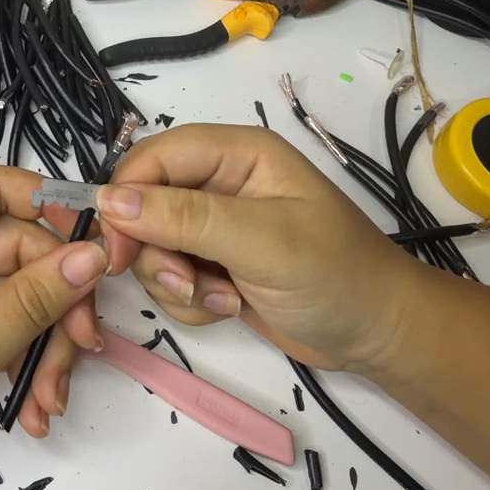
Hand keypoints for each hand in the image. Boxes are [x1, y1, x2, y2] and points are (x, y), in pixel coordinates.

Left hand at [0, 164, 108, 489]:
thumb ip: (34, 299)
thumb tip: (92, 256)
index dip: (47, 203)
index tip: (92, 243)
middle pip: (19, 250)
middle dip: (57, 301)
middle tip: (84, 344)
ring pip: (20, 296)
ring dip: (46, 345)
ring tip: (51, 398)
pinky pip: (5, 330)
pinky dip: (26, 364)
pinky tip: (34, 409)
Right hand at [92, 123, 422, 377]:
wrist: (380, 336)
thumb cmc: (336, 276)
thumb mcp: (263, 243)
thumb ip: (186, 218)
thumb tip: (109, 200)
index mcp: (236, 153)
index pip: (154, 158)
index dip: (126, 197)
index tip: (117, 250)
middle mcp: (218, 182)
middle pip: (144, 204)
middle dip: (156, 251)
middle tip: (186, 284)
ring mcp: (213, 225)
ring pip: (151, 245)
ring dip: (175, 281)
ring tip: (222, 299)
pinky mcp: (211, 262)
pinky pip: (169, 275)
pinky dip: (188, 299)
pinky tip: (228, 307)